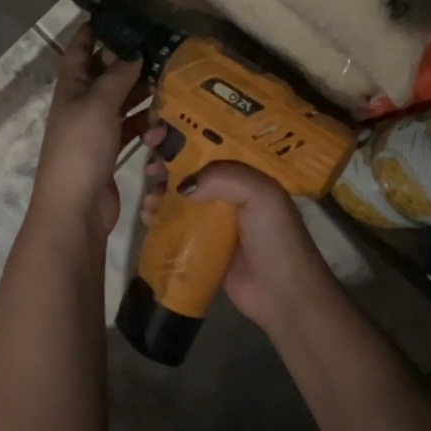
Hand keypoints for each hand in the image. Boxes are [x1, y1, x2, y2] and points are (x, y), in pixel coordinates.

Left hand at [30, 26, 146, 236]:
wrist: (75, 208)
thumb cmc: (81, 147)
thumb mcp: (99, 104)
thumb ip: (117, 76)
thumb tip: (134, 51)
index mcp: (70, 85)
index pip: (80, 47)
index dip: (96, 29)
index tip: (123, 15)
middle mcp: (80, 102)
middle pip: (105, 73)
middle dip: (130, 61)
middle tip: (163, 50)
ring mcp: (94, 128)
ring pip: (121, 101)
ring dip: (142, 94)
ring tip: (171, 85)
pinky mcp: (108, 151)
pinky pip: (129, 129)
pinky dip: (144, 125)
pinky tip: (163, 126)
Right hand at [138, 131, 326, 331]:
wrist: (283, 297)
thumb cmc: (276, 239)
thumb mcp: (261, 195)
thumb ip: (223, 177)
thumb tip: (181, 184)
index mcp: (243, 171)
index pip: (208, 142)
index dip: (180, 134)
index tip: (156, 135)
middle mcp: (226, 188)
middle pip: (186, 166)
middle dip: (164, 161)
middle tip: (150, 166)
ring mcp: (211, 215)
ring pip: (175, 192)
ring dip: (157, 188)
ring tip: (149, 197)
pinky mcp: (199, 240)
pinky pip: (171, 220)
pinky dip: (156, 213)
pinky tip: (147, 215)